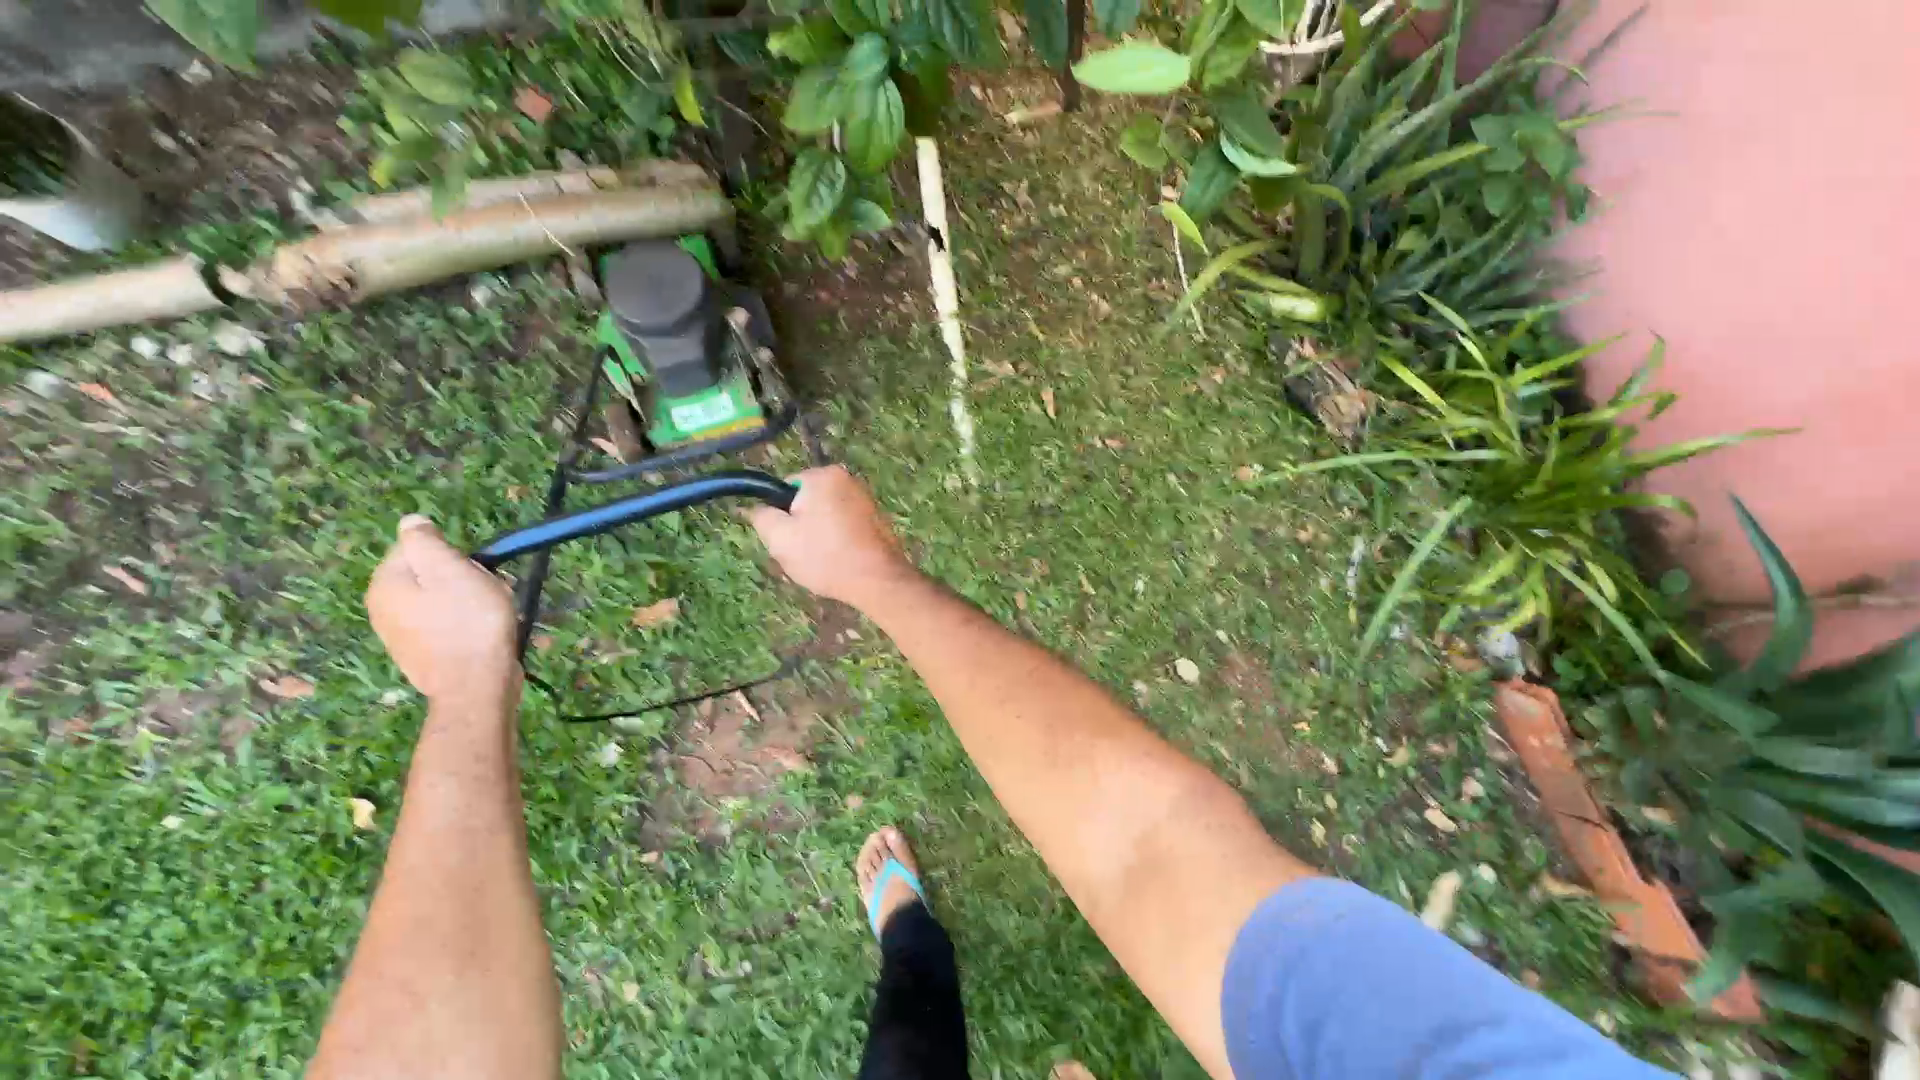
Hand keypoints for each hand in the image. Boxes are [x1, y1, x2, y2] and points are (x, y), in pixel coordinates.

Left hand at [366, 515, 521, 704]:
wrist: (475, 686)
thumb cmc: (469, 622)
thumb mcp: (451, 570)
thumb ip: (426, 542)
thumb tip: (411, 522)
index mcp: (386, 583)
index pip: (415, 546)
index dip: (450, 553)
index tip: (474, 570)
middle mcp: (382, 608)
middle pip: (427, 574)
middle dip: (460, 578)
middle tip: (487, 592)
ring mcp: (399, 635)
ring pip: (437, 600)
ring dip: (465, 601)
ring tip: (490, 614)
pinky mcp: (419, 655)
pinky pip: (442, 625)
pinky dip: (462, 624)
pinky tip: (481, 634)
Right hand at [748, 466, 917, 608]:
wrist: (877, 580)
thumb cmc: (825, 556)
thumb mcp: (780, 539)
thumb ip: (762, 517)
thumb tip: (757, 508)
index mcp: (823, 475)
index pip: (786, 488)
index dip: (781, 514)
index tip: (786, 537)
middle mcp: (848, 478)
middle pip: (808, 502)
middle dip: (801, 525)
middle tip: (802, 552)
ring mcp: (866, 498)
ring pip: (826, 516)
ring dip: (820, 535)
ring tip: (823, 559)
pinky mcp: (877, 518)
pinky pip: (845, 526)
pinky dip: (839, 540)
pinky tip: (840, 560)